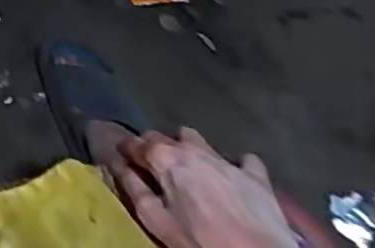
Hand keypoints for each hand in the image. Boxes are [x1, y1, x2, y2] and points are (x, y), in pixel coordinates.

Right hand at [110, 128, 297, 247]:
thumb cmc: (201, 244)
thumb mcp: (157, 222)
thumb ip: (134, 190)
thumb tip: (119, 166)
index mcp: (163, 158)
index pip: (135, 144)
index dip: (126, 150)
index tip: (122, 158)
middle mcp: (190, 149)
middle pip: (163, 136)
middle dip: (153, 146)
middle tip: (153, 167)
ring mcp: (224, 160)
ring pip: (197, 139)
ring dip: (189, 148)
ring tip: (189, 169)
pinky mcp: (255, 176)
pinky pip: (245, 160)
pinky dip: (237, 166)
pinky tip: (235, 179)